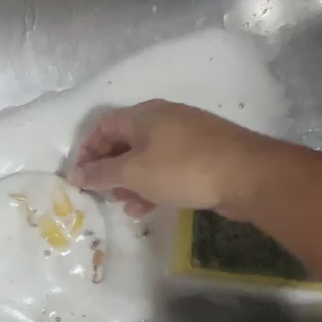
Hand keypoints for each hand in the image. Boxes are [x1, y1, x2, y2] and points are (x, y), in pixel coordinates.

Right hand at [65, 100, 288, 219]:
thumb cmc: (181, 168)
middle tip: (103, 194)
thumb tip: (75, 174)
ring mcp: (184, 136)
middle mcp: (162, 119)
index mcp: (143, 115)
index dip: (87, 151)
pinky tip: (149, 206)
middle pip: (123, 142)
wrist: (246, 175)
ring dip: (129, 182)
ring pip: (144, 158)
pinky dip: (151, 184)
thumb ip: (100, 174)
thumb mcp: (132, 173)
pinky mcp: (200, 154)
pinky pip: (164, 167)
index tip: (80, 178)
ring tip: (127, 204)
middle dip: (108, 170)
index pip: (102, 126)